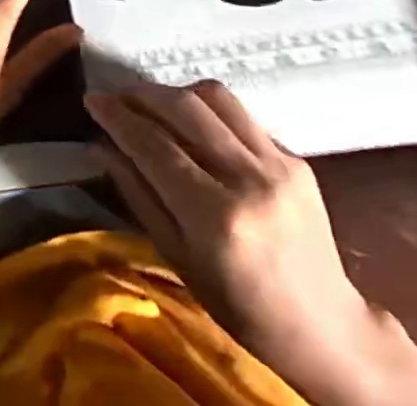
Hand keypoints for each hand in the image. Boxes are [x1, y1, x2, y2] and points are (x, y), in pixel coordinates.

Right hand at [87, 82, 416, 405]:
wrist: (324, 324)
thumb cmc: (240, 308)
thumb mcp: (178, 259)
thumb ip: (138, 195)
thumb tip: (101, 146)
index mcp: (216, 217)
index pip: (155, 146)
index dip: (119, 117)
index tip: (93, 99)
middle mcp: (248, 178)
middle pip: (185, 108)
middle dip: (143, 94)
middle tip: (117, 96)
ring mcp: (278, 162)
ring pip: (217, 98)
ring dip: (176, 92)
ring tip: (152, 103)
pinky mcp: (296, 156)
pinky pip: (242, 116)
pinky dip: (209, 112)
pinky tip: (195, 127)